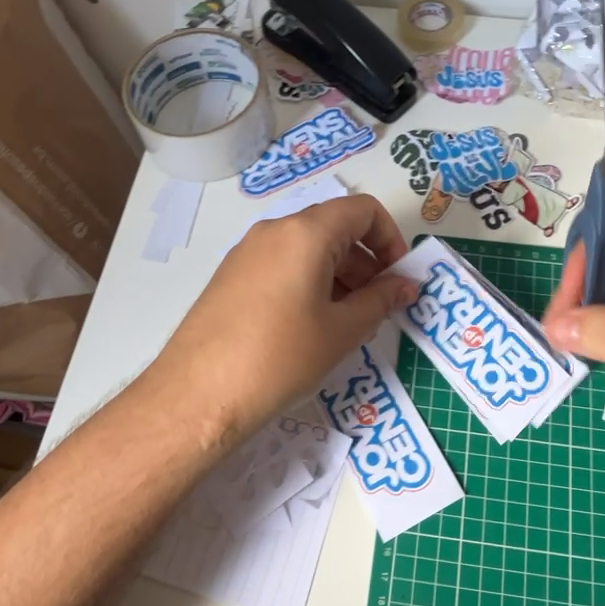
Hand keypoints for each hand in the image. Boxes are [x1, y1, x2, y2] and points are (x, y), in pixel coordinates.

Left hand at [146, 194, 417, 440]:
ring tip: (347, 325)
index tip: (398, 279)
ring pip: (307, 249)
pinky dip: (308, 284)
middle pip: (334, 228)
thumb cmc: (280, 357)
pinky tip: (310, 329)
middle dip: (366, 263)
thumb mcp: (341, 331)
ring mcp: (247, 253)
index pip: (363, 211)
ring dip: (339, 277)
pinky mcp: (231, 277)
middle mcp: (274, 231)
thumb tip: (406, 285)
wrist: (198, 395)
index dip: (390, 239)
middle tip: (378, 308)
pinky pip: (282, 266)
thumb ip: (380, 301)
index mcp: (305, 232)